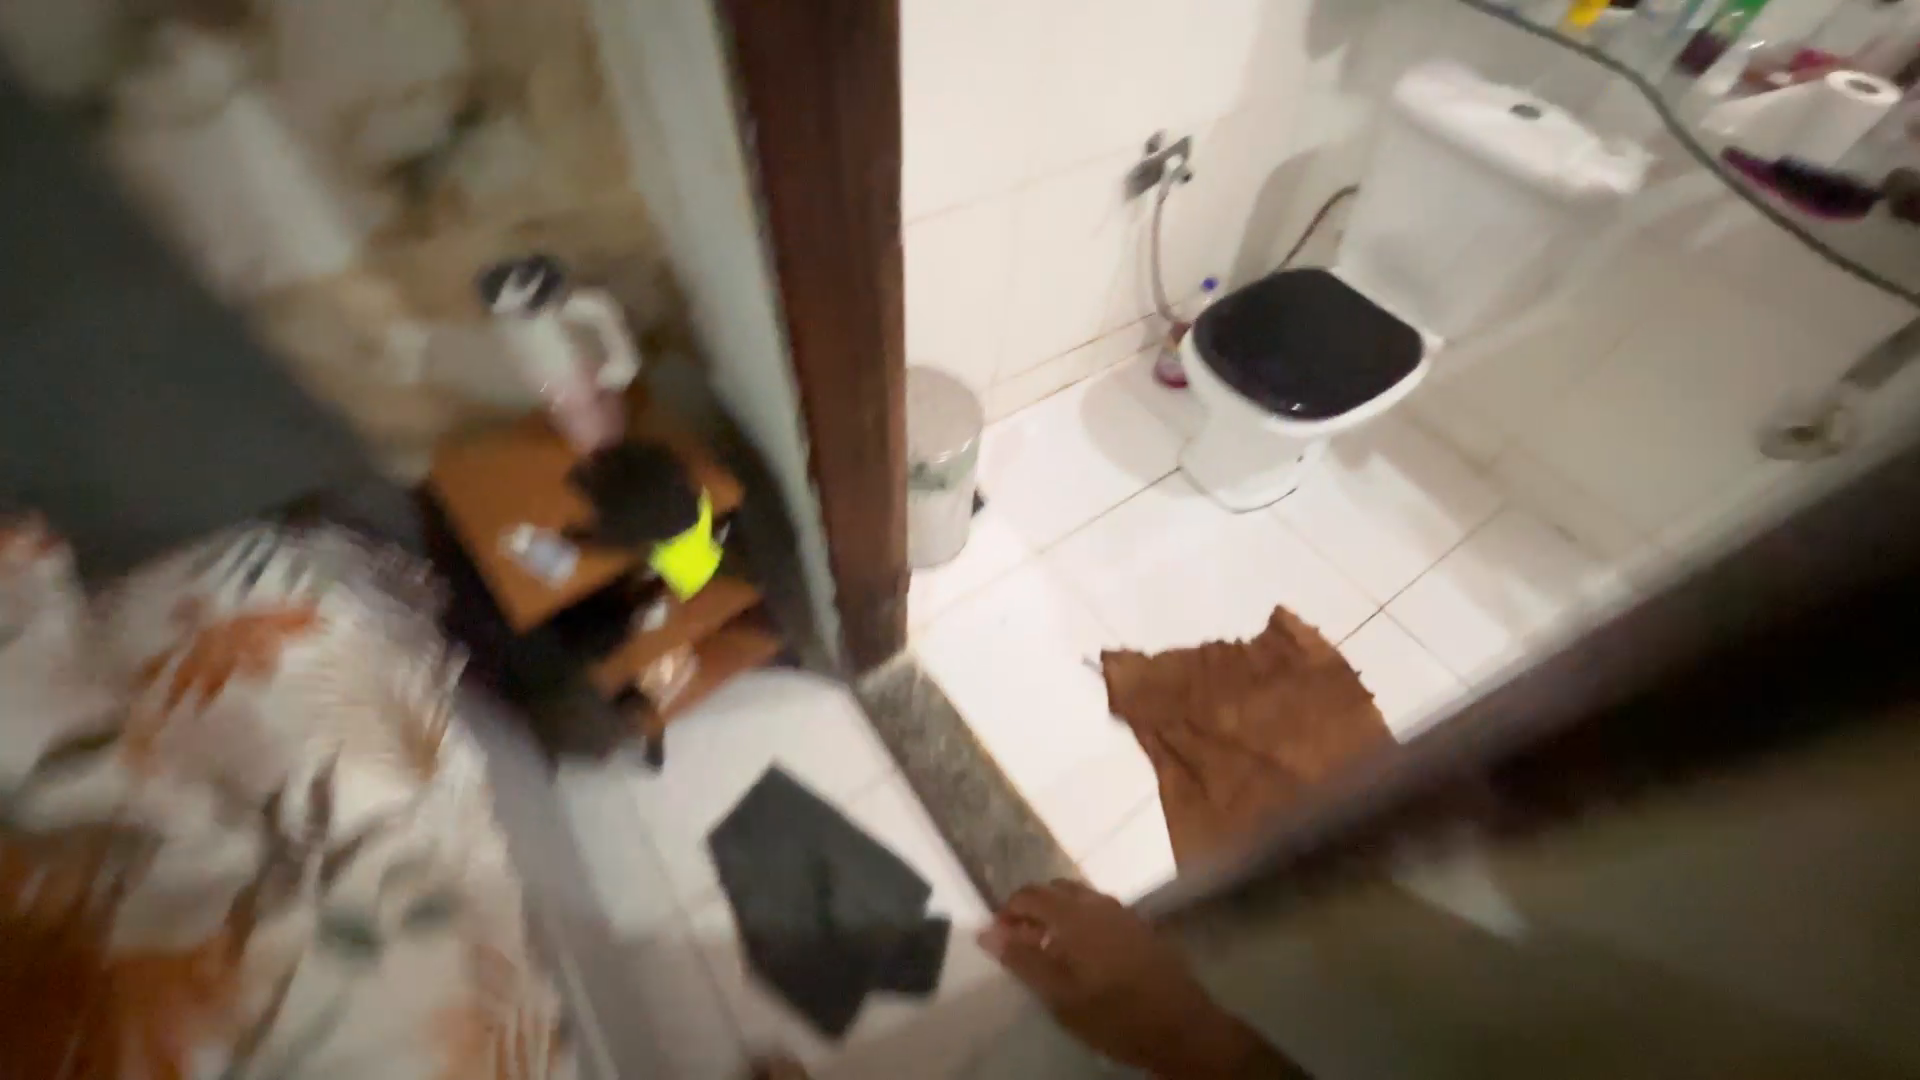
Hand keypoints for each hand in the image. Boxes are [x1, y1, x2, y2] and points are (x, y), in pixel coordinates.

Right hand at [979, 880, 1302, 1077]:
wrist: (1182, 1026)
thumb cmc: (1113, 1014)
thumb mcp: (1060, 996)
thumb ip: (1022, 960)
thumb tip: (987, 932)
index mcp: (1073, 914)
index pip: (1029, 894)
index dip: (1008, 910)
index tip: (997, 935)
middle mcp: (1096, 901)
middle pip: (1053, 890)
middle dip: (1032, 909)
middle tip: (1021, 942)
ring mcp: (1120, 910)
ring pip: (1077, 897)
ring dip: (1057, 913)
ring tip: (1049, 948)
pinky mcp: (1137, 924)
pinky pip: (1098, 909)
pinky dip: (1080, 920)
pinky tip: (1083, 952)